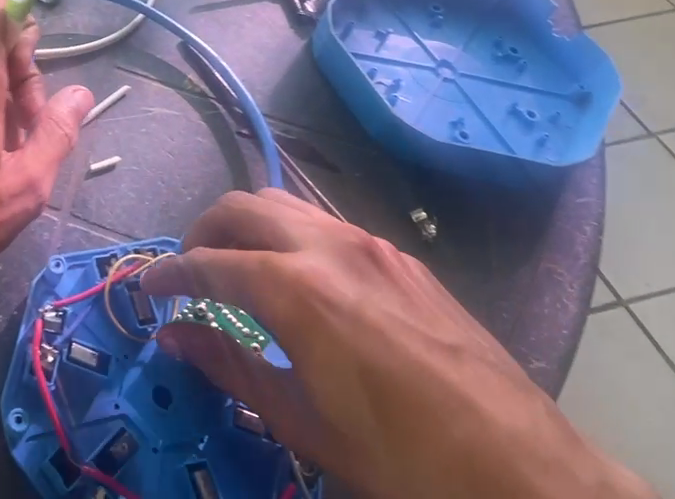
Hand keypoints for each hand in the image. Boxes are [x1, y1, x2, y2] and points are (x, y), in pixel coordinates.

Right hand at [142, 189, 652, 498]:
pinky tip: (295, 279)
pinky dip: (287, 235)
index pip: (207, 263)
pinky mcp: (401, 257)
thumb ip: (229, 366)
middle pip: (240, 209)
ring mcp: (370, 245)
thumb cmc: (402, 460)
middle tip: (188, 273)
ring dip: (244, 225)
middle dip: (200, 233)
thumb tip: (174, 337)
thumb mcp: (302, 423)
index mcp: (294, 290)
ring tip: (234, 267)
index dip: (169, 274)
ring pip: (283, 204)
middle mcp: (327, 248)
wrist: (527, 471)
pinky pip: (324, 223)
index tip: (148, 287)